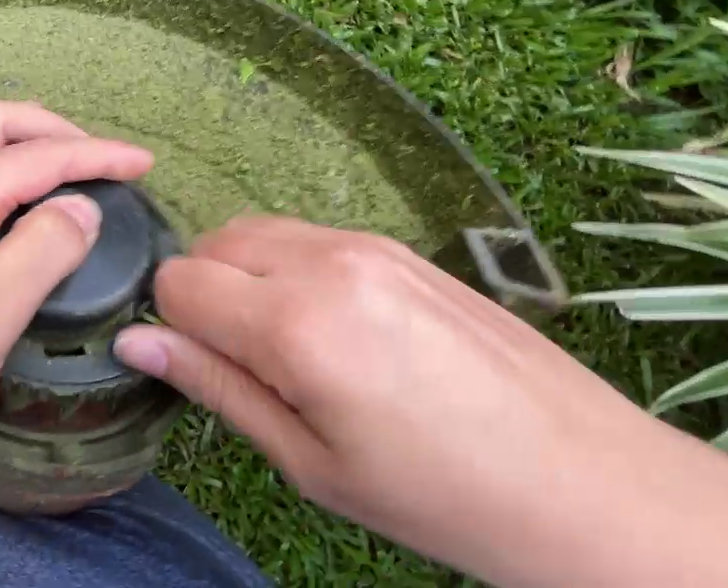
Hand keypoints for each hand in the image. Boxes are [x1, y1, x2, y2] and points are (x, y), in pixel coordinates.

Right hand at [112, 216, 727, 587]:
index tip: (211, 366)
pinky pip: (303, 234)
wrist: (594, 485)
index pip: (176, 282)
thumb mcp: (308, 462)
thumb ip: (214, 387)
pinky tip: (336, 325)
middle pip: (208, 244)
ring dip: (244, 275)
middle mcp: (322, 264)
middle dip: (206, 294)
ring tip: (294, 344)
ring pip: (252, 232)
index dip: (176, 325)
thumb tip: (133, 342)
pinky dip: (288, 267)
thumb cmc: (440, 495)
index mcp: (295, 326)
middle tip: (252, 361)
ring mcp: (364, 244)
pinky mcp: (395, 243)